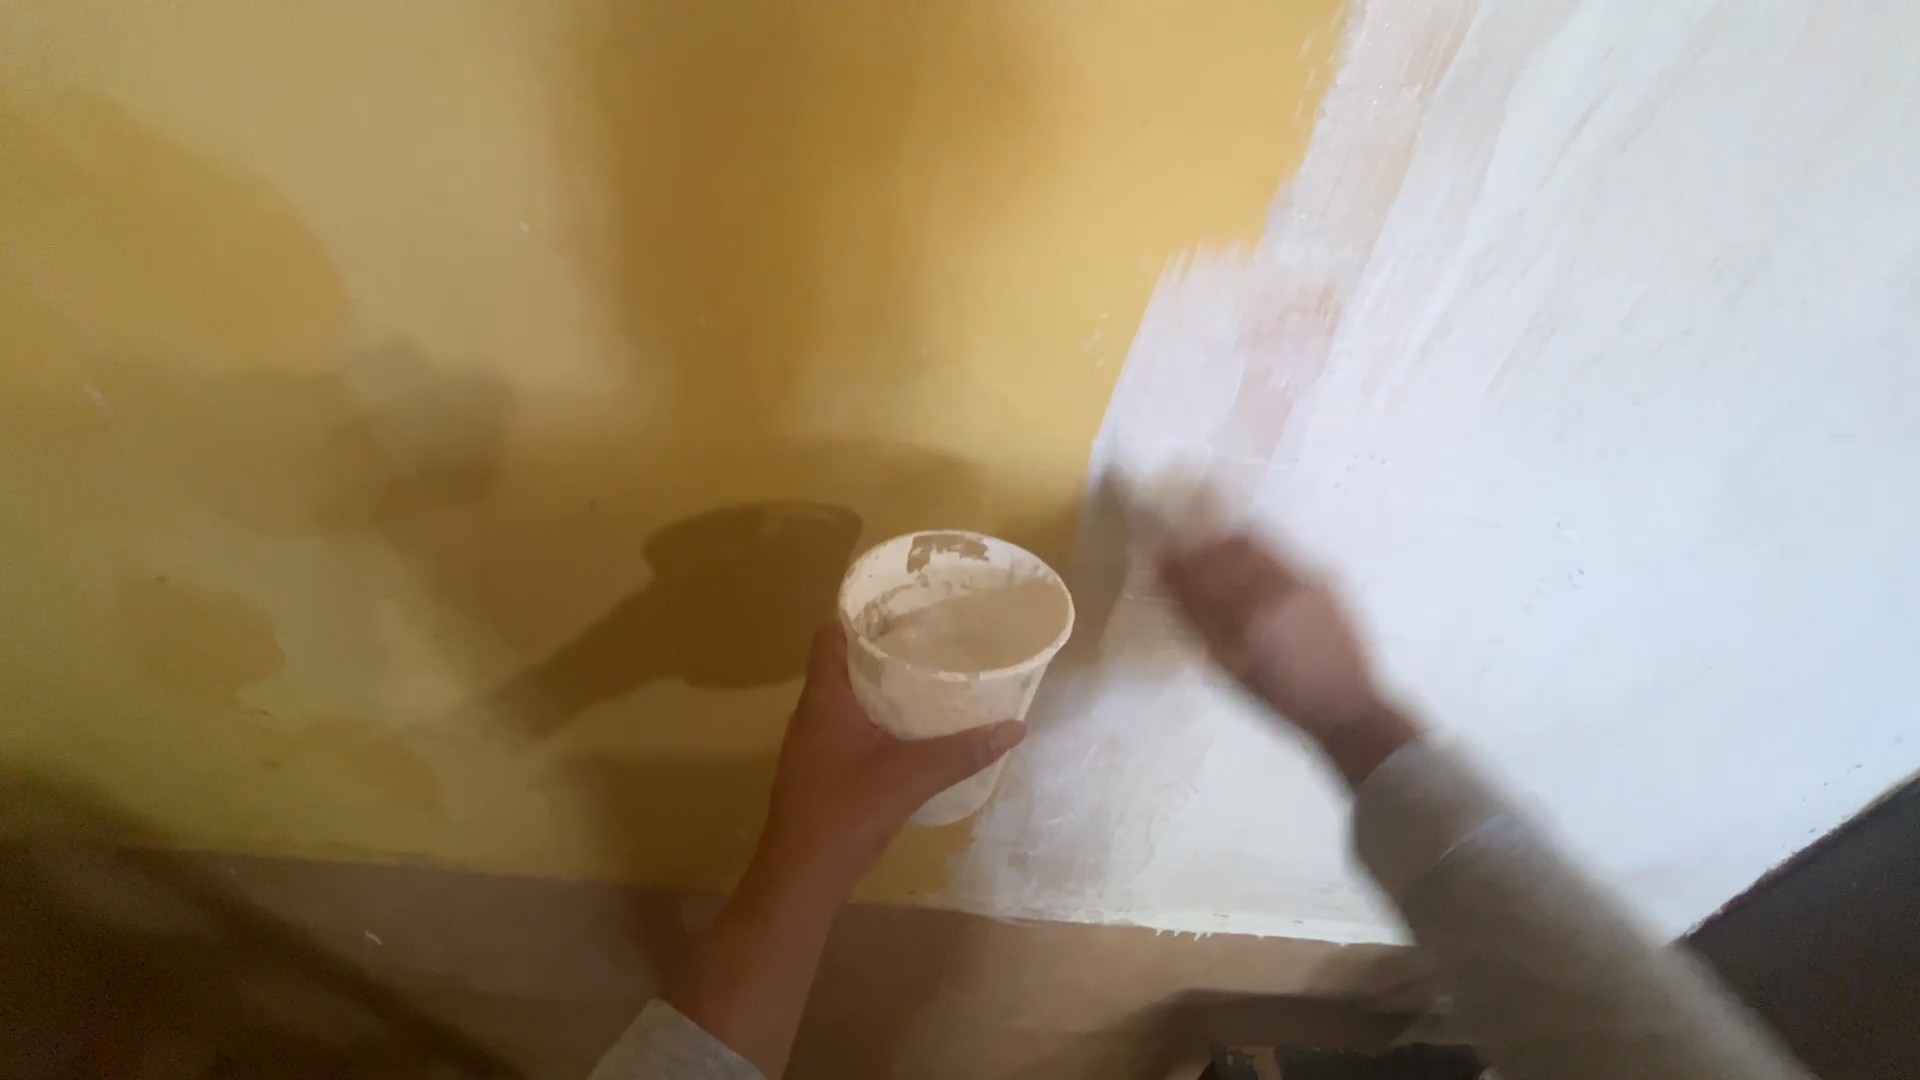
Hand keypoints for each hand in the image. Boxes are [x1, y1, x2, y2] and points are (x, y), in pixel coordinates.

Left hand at [751, 625, 1024, 895]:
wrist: (800, 880)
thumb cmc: (846, 814)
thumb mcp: (911, 777)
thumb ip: (963, 751)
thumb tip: (1015, 727)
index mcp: (824, 699)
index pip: (831, 635)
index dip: (860, 616)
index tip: (901, 609)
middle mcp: (812, 713)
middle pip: (842, 663)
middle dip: (881, 651)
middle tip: (928, 640)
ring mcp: (811, 743)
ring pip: (846, 697)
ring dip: (879, 686)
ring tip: (924, 677)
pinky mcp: (818, 769)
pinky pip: (847, 726)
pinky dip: (874, 718)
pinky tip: (907, 729)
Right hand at [1159, 534, 1383, 738]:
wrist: (1348, 707)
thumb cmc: (1279, 698)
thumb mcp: (1228, 669)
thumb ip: (1198, 623)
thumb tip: (1171, 586)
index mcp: (1246, 618)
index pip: (1198, 573)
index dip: (1174, 562)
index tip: (1160, 560)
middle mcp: (1274, 590)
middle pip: (1223, 548)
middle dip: (1198, 548)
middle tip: (1184, 557)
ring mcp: (1302, 580)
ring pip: (1252, 543)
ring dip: (1224, 545)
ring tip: (1215, 557)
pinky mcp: (1323, 578)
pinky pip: (1279, 554)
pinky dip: (1255, 555)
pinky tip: (1251, 572)